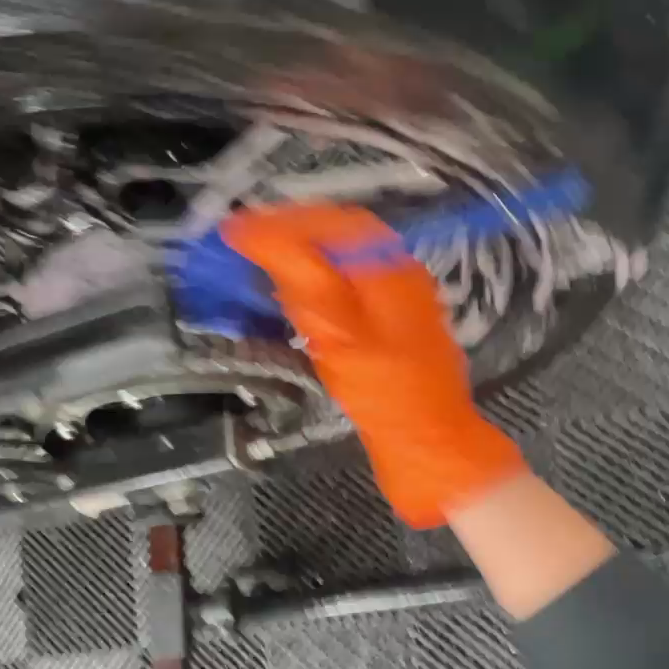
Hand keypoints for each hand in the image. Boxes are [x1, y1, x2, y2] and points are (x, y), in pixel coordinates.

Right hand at [221, 203, 525, 528]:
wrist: (432, 447)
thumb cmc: (384, 393)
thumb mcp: (338, 334)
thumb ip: (301, 280)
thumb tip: (258, 234)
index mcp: (387, 268)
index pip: (330, 222)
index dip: (281, 221)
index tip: (237, 231)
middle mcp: (399, 276)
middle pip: (341, 236)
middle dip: (292, 234)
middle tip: (247, 245)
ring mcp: (402, 304)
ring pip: (348, 264)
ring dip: (305, 258)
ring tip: (263, 267)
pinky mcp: (397, 333)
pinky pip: (355, 292)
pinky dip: (321, 288)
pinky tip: (299, 305)